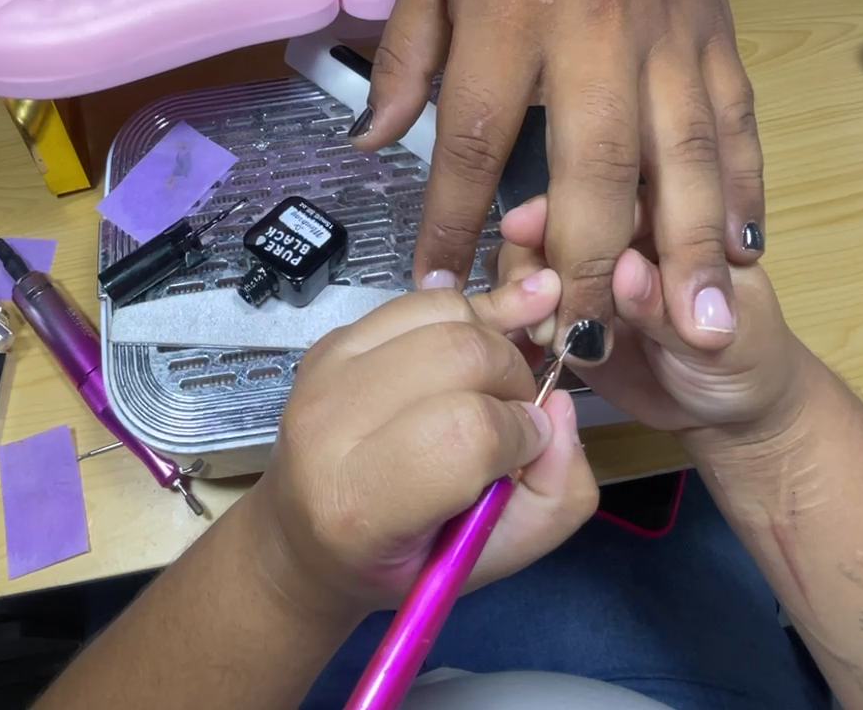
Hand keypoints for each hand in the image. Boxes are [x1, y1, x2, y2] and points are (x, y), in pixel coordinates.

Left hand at [244, 270, 597, 620]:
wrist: (303, 529)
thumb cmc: (397, 559)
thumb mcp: (488, 562)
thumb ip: (553, 499)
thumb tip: (559, 407)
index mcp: (357, 500)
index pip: (465, 432)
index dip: (518, 432)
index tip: (525, 446)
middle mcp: (329, 422)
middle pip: (456, 352)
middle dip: (511, 376)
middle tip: (512, 410)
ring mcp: (325, 369)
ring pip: (439, 310)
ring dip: (488, 339)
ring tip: (487, 383)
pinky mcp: (331, 338)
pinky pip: (417, 300)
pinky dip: (459, 320)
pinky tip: (463, 356)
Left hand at [353, 0, 763, 360]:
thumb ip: (402, 60)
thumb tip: (371, 143)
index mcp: (510, 18)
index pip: (474, 141)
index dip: (451, 222)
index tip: (433, 287)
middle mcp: (597, 38)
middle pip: (593, 171)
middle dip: (582, 266)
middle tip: (572, 347)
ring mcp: (672, 42)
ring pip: (684, 161)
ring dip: (685, 254)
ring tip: (691, 332)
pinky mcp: (721, 39)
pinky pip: (737, 127)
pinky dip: (743, 195)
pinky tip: (742, 257)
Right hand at [495, 196, 806, 434]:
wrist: (729, 414)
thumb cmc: (747, 360)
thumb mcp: (726, 335)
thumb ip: (669, 305)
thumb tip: (626, 269)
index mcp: (661, 223)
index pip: (608, 199)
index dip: (566, 209)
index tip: (527, 225)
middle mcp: (614, 240)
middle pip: (556, 223)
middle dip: (530, 246)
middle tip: (519, 279)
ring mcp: (584, 277)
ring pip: (532, 260)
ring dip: (521, 285)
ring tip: (531, 320)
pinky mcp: (563, 316)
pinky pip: (527, 305)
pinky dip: (516, 316)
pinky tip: (524, 335)